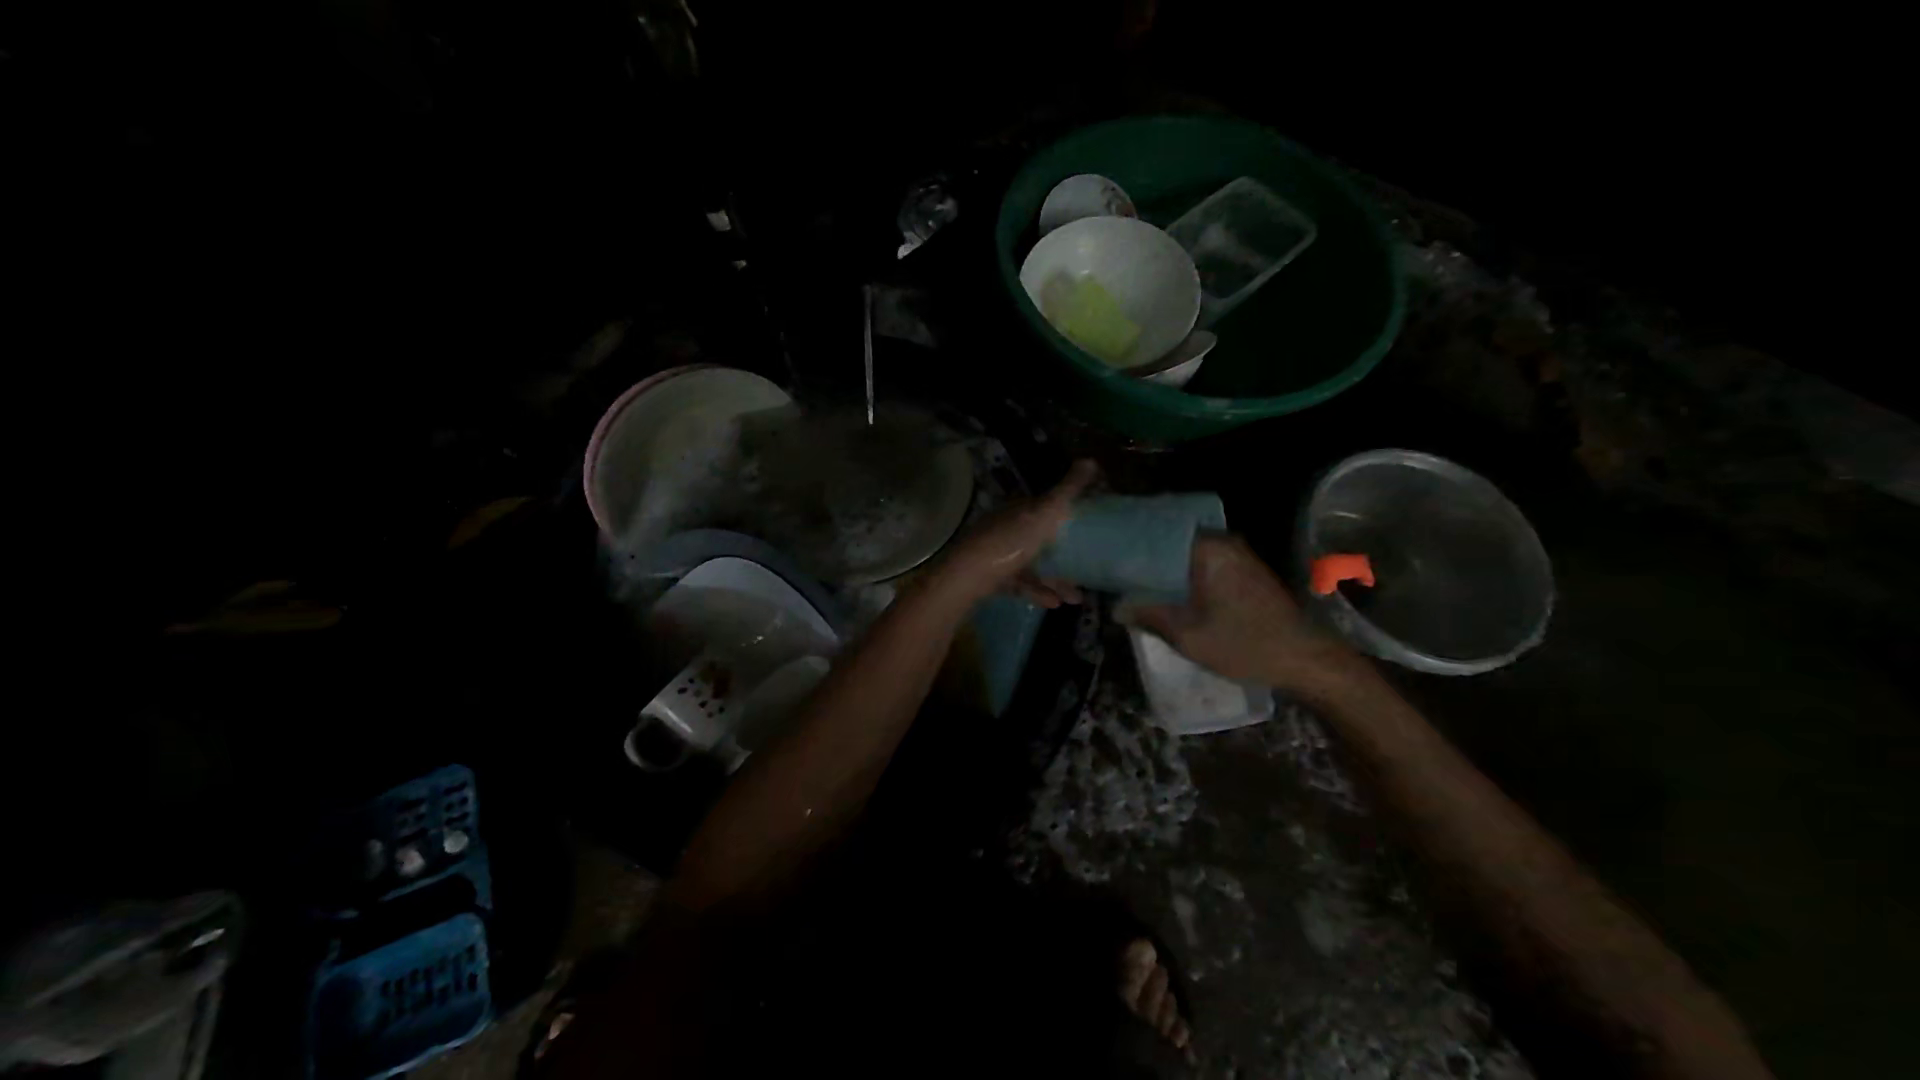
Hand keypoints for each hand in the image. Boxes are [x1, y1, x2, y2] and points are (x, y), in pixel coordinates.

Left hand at [930, 460, 1098, 606]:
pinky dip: (1038, 592)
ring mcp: (998, 554)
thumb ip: (1068, 490)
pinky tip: (1056, 603)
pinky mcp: (993, 578)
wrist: (969, 575)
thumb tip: (1091, 460)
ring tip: (1076, 597)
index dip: (1067, 516)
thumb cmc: (1010, 540)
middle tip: (1088, 569)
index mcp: (1019, 509)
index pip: (1045, 507)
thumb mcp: (1045, 512)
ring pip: (1033, 565)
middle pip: (1041, 540)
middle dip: (1066, 556)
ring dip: (1056, 580)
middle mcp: (1007, 528)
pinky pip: (1021, 584)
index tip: (1089, 530)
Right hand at [1120, 534, 1359, 691]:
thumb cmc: (1245, 645)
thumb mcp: (1188, 636)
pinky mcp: (1246, 571)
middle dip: (1145, 557)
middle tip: (1115, 571)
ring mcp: (1238, 555)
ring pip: (1188, 554)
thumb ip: (1149, 616)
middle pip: (1172, 541)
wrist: (1306, 659)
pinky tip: (1167, 592)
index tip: (1107, 555)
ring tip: (1134, 581)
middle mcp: (1225, 542)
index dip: (1129, 544)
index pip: (1156, 533)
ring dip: (1165, 568)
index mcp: (1209, 548)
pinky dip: (1184, 575)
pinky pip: (1204, 564)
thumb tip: (1117, 608)